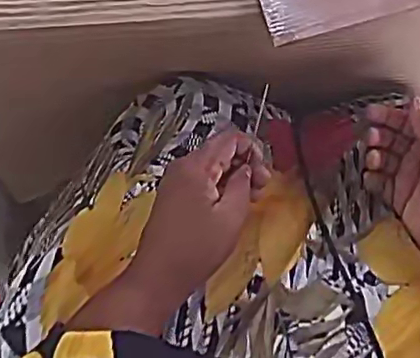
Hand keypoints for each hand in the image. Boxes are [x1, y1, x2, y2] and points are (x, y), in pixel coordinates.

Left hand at [128, 130, 268, 303]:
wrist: (155, 281)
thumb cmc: (194, 252)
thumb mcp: (230, 218)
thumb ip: (243, 184)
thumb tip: (246, 169)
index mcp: (196, 166)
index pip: (231, 138)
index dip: (253, 151)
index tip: (263, 175)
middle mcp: (183, 165)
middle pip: (221, 150)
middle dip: (244, 165)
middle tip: (259, 190)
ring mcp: (175, 179)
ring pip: (212, 165)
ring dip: (233, 178)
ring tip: (246, 202)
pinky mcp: (172, 194)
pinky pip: (201, 179)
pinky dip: (218, 187)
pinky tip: (227, 208)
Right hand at [361, 99, 419, 263]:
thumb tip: (415, 104)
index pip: (407, 122)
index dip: (390, 115)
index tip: (374, 112)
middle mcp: (419, 159)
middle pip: (392, 138)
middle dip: (379, 133)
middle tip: (371, 134)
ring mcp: (408, 178)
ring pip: (384, 158)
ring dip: (374, 153)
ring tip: (372, 156)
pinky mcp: (399, 197)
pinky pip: (380, 182)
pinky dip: (372, 177)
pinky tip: (370, 175)